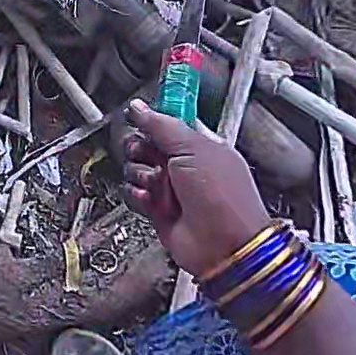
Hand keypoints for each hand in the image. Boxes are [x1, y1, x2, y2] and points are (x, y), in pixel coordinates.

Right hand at [122, 99, 272, 277]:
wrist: (224, 247)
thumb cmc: (223, 199)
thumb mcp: (193, 150)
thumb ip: (162, 125)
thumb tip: (138, 108)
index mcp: (199, 146)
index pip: (166, 123)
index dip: (151, 121)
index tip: (139, 119)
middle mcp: (183, 165)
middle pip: (143, 144)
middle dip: (139, 149)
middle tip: (147, 155)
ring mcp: (169, 188)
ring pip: (133, 168)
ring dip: (140, 175)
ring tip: (156, 185)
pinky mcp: (156, 208)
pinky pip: (131, 193)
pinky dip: (137, 196)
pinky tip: (150, 200)